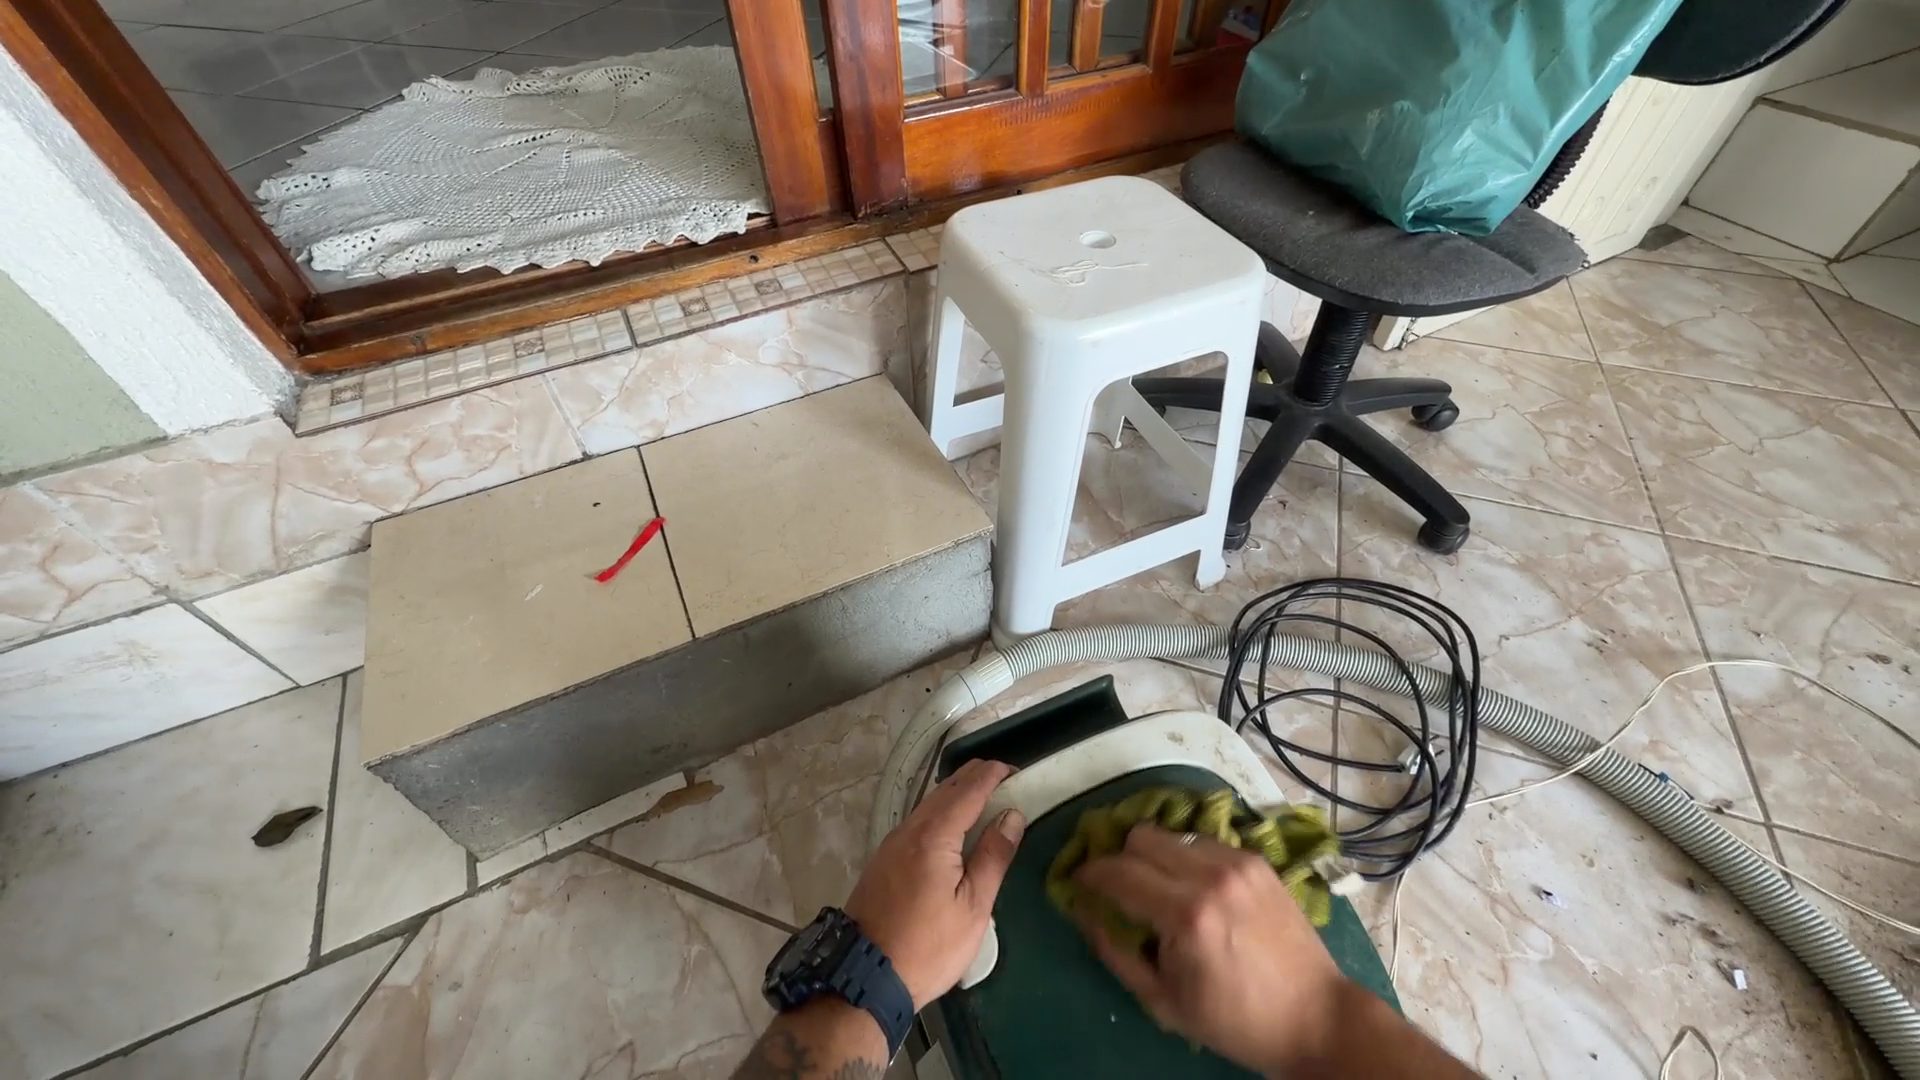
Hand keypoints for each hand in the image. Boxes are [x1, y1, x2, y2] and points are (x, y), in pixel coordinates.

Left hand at [844, 758, 1025, 1009]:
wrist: (865, 976)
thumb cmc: (928, 946)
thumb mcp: (973, 907)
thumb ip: (993, 856)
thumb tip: (1012, 815)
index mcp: (934, 835)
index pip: (968, 789)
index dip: (993, 775)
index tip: (1017, 770)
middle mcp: (910, 828)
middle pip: (946, 788)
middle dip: (976, 777)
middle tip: (1006, 781)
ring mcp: (893, 842)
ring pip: (930, 802)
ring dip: (958, 793)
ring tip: (986, 798)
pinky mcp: (885, 858)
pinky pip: (919, 819)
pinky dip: (942, 810)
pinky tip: (954, 825)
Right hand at [1074, 824, 1349, 1074]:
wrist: (1315, 1017)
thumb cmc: (1235, 1020)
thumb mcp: (1163, 1001)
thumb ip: (1114, 950)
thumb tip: (1082, 909)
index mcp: (1185, 915)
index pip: (1117, 871)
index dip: (1089, 873)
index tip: (1079, 882)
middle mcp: (1209, 876)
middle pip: (1139, 836)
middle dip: (1120, 858)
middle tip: (1119, 886)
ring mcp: (1236, 861)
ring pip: (1169, 833)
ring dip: (1154, 855)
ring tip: (1160, 887)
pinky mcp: (1255, 859)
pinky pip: (1201, 841)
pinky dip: (1186, 858)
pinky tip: (1195, 887)